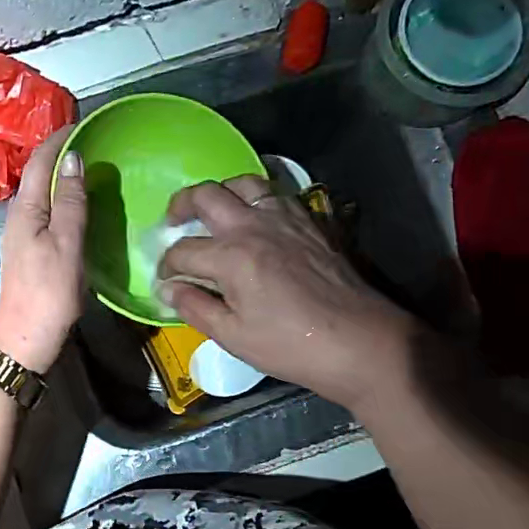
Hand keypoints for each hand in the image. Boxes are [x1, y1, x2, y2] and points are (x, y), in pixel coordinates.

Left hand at [0, 127, 84, 372]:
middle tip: (98, 140)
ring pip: (44, 191)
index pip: (42, 160)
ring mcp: (22, 231)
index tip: (88, 122)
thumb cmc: (48, 290)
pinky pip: (47, 210)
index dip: (62, 137)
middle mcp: (18, 214)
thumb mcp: (66, 242)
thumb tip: (73, 158)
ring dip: (65, 175)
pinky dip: (64, 197)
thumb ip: (70, 200)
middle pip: (40, 173)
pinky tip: (83, 202)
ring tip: (96, 165)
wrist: (26, 333)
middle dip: (64, 152)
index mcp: (25, 208)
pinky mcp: (30, 247)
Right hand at [158, 176, 423, 410]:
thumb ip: (194, 306)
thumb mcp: (231, 335)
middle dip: (180, 206)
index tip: (166, 281)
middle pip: (206, 195)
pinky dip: (255, 200)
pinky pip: (276, 195)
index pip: (182, 250)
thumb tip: (168, 289)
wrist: (363, 342)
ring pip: (244, 183)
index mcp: (231, 257)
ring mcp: (287, 220)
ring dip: (221, 193)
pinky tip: (252, 220)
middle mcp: (255, 227)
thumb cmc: (290, 345)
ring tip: (213, 213)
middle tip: (173, 223)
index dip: (166, 266)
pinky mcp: (311, 223)